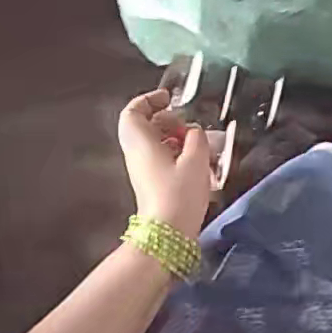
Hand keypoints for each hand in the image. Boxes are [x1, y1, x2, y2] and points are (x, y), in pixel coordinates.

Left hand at [118, 89, 215, 235]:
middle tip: (188, 126)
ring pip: (155, 144)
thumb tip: (194, 132)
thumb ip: (197, 138)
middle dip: (168, 121)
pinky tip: (196, 164)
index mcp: (140, 141)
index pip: (134, 111)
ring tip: (198, 146)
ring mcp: (142, 170)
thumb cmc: (179, 193)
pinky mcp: (151, 184)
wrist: (168, 233)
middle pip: (146, 127)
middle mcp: (136, 154)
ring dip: (175, 139)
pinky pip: (160, 160)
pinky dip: (176, 155)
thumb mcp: (196, 159)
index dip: (149, 100)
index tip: (169, 99)